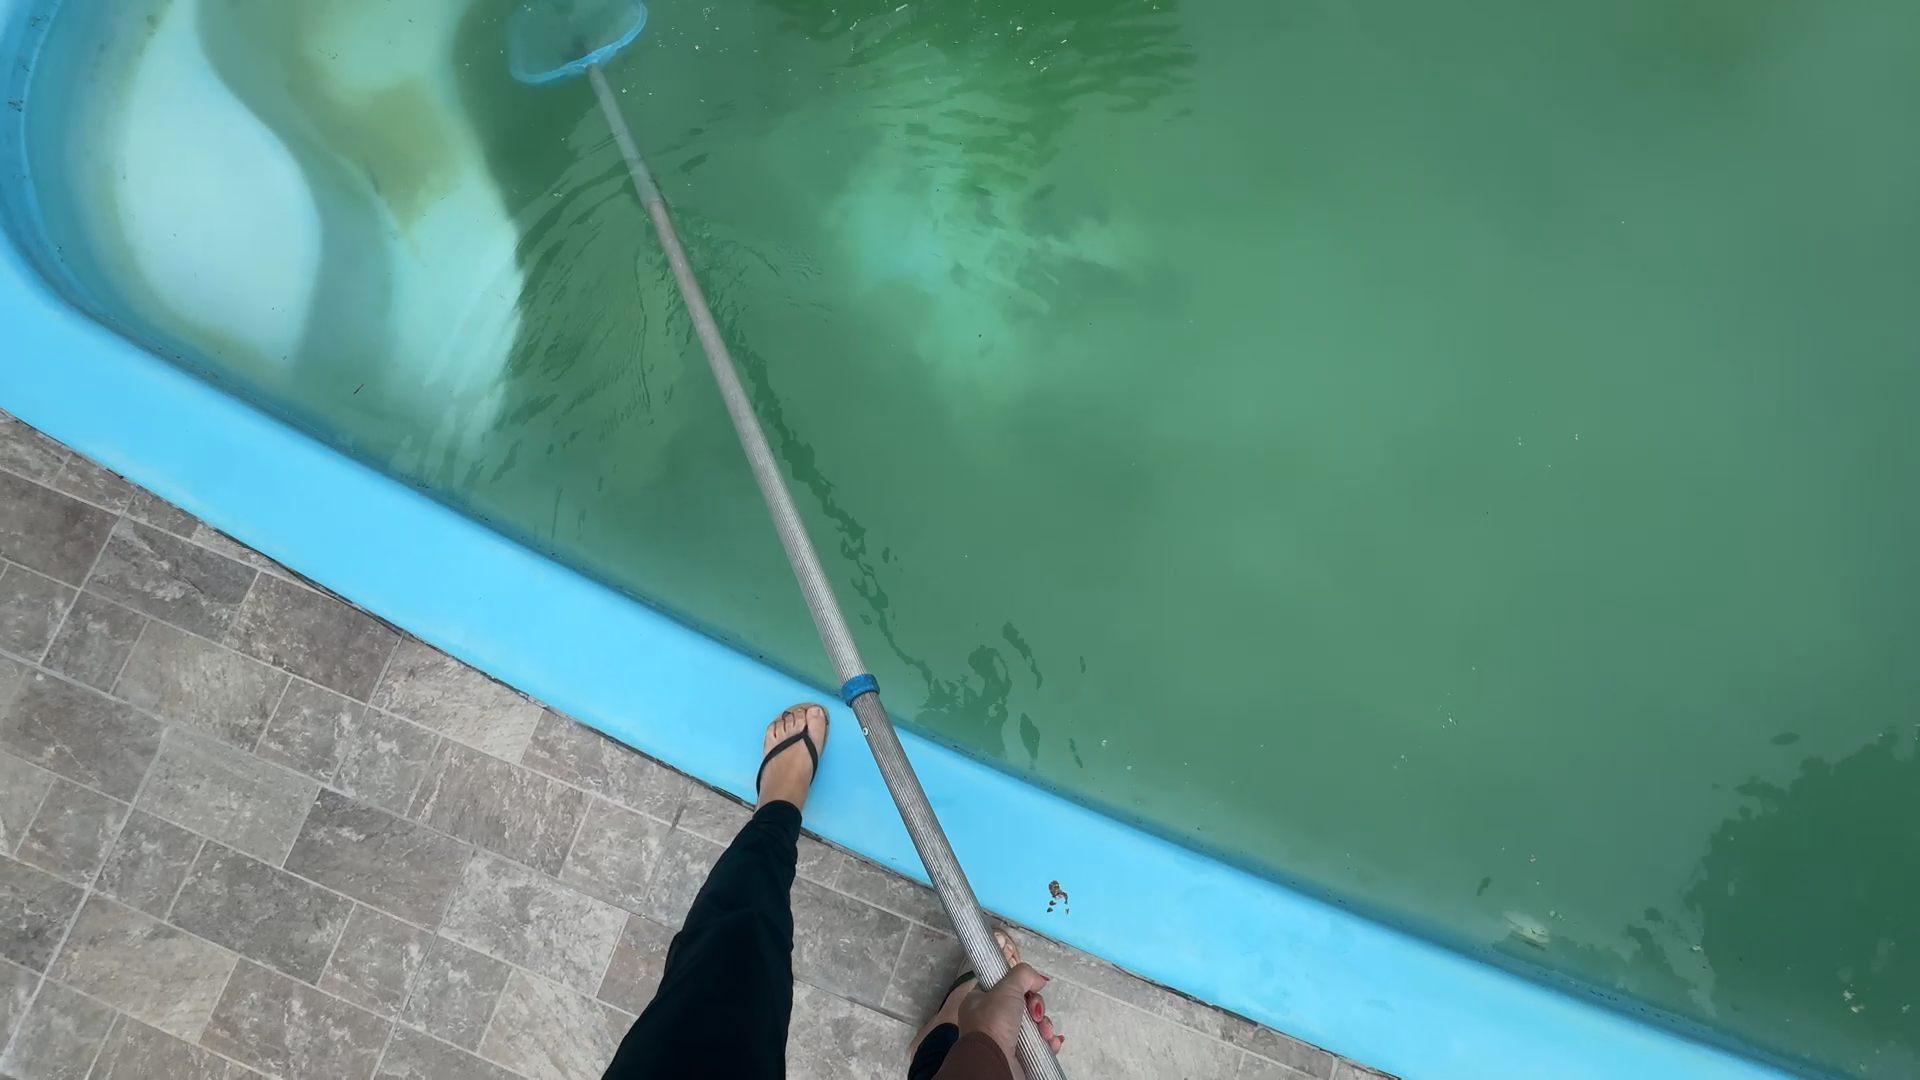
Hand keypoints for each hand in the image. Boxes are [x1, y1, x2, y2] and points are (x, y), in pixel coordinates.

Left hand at [957, 962, 1064, 1070]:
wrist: (994, 1063)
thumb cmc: (994, 1021)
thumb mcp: (1007, 986)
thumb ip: (1023, 974)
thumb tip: (1038, 980)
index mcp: (980, 1001)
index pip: (1003, 985)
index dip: (1019, 984)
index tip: (1029, 988)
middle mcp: (992, 1020)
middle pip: (1023, 1004)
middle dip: (1036, 1006)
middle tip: (1036, 1013)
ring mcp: (1007, 1040)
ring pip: (1034, 1024)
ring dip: (1045, 1025)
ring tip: (1044, 1032)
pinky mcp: (1021, 1057)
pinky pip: (1040, 1044)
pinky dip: (1049, 1042)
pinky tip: (1052, 1042)